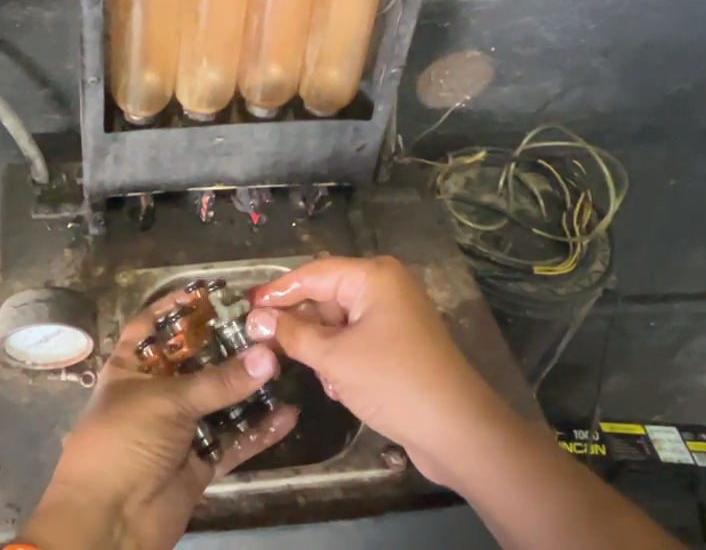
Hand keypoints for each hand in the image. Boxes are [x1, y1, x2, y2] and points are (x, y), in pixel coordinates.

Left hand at [19, 296, 298, 549]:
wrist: (108, 520)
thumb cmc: (123, 440)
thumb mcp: (167, 401)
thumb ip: (219, 381)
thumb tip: (267, 357)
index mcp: (132, 367)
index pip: (153, 325)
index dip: (178, 308)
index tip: (213, 293)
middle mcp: (156, 392)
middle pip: (196, 363)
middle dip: (228, 349)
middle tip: (266, 330)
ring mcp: (179, 429)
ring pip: (220, 402)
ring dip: (249, 390)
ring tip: (286, 367)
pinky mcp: (199, 462)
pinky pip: (233, 440)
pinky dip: (258, 431)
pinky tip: (287, 415)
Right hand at [246, 255, 505, 488]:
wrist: (459, 433)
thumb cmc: (393, 383)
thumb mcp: (334, 358)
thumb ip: (292, 334)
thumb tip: (257, 318)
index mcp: (373, 277)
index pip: (312, 274)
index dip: (277, 291)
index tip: (246, 306)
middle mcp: (385, 287)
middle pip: (326, 295)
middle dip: (298, 321)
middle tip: (264, 340)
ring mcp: (396, 315)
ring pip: (339, 320)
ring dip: (319, 344)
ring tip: (302, 368)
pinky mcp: (401, 343)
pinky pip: (357, 338)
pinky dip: (340, 356)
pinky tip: (334, 384)